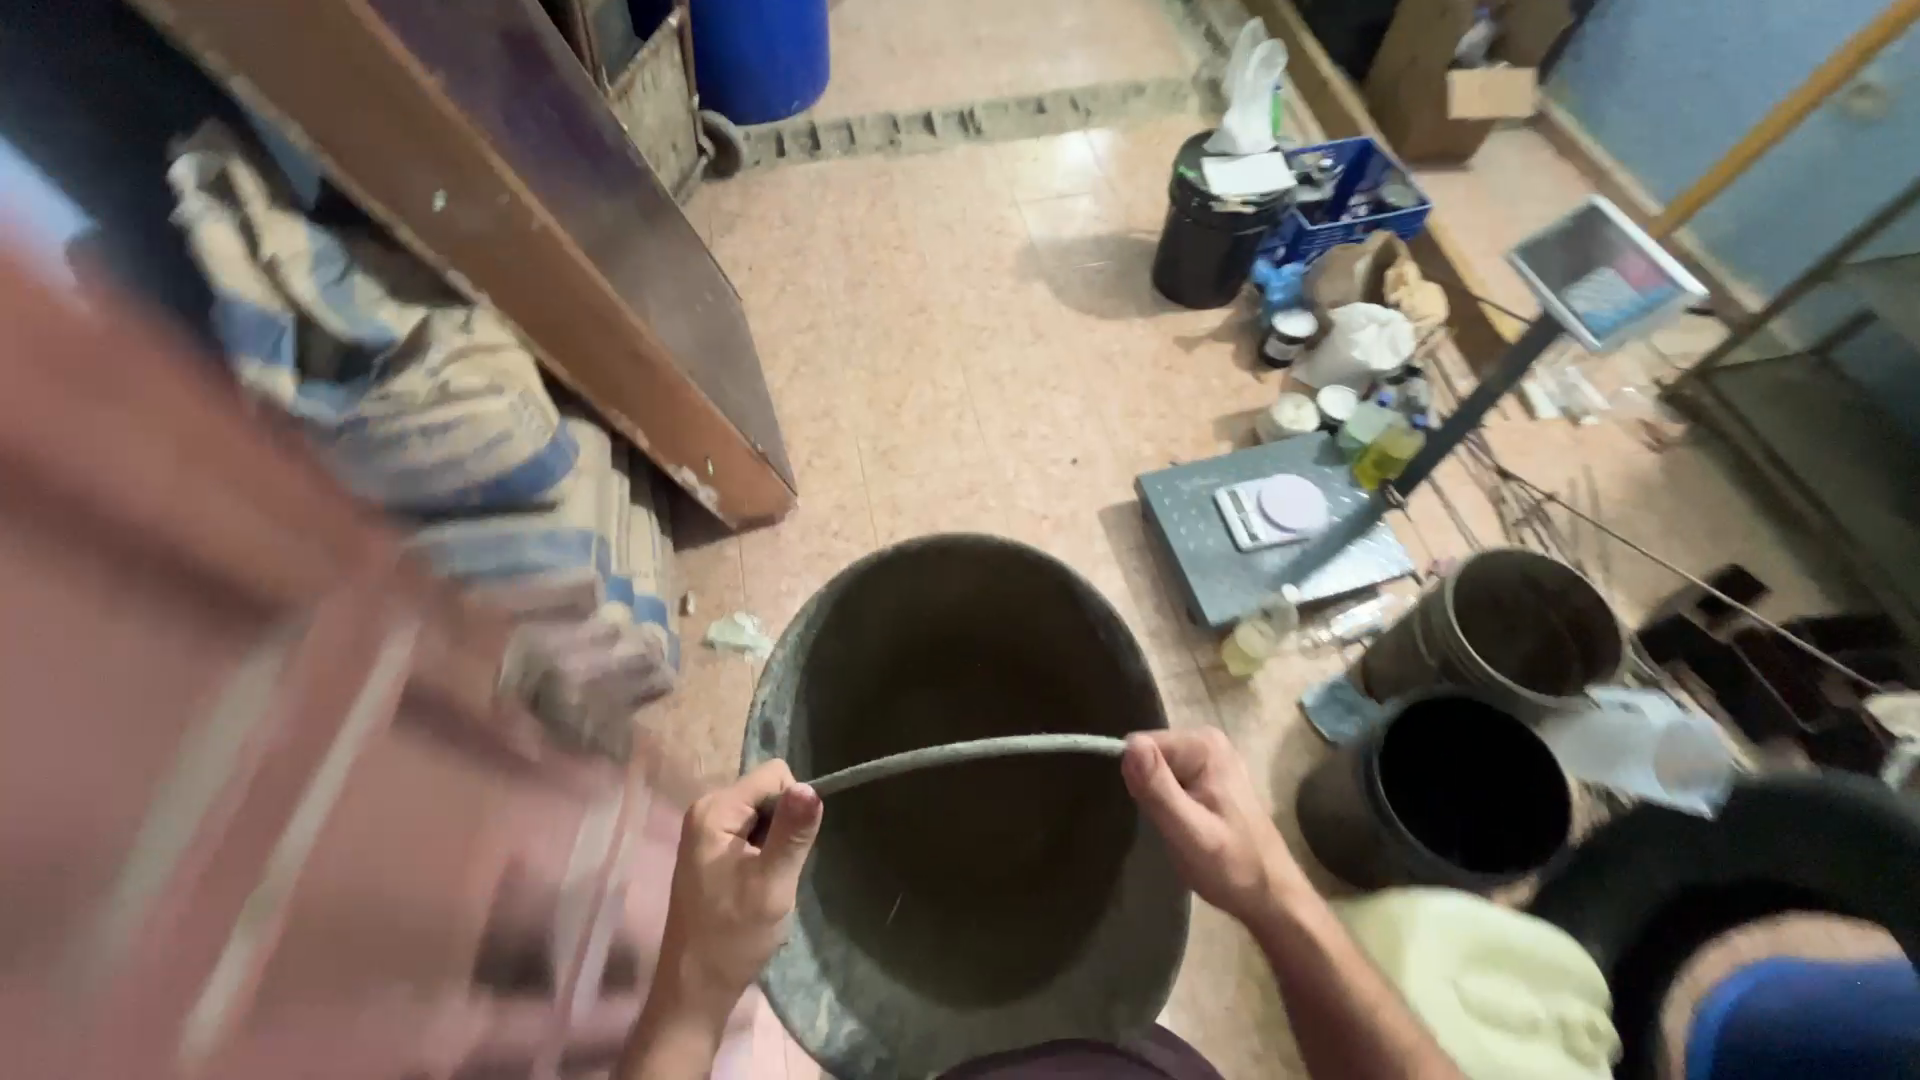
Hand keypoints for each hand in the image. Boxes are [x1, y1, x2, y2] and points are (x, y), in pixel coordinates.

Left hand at [650, 761, 822, 1027]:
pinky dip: (764, 852)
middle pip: (768, 791)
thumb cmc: (733, 936)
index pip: (775, 775)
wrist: (695, 988)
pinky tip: (757, 884)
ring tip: (766, 880)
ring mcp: (706, 829)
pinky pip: (752, 831)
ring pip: (764, 812)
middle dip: (784, 826)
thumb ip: (792, 833)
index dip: (793, 807)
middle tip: (776, 871)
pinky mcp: (710, 848)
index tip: (788, 850)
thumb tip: (812, 786)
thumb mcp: (772, 884)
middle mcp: (706, 809)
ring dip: (775, 842)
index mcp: (716, 810)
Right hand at [1122, 729, 1309, 923]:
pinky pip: (1168, 779)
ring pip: (1154, 769)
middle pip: (1147, 755)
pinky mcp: (1208, 775)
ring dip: (1157, 799)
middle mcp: (1206, 740)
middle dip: (1149, 791)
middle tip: (1171, 825)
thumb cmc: (1232, 867)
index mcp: (1203, 745)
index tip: (1158, 814)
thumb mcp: (1189, 832)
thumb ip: (1157, 788)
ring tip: (1178, 827)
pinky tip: (1185, 824)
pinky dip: (1168, 802)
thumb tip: (1129, 745)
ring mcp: (1209, 757)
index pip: (1139, 745)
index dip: (1139, 782)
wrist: (1271, 896)